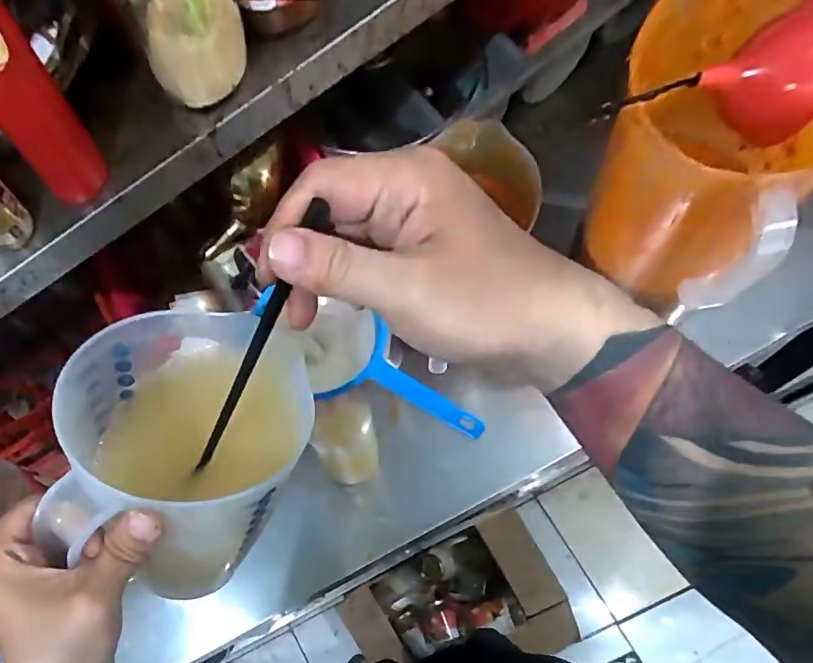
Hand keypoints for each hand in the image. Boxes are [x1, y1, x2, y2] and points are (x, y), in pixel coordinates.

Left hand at [0, 497, 161, 662]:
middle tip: (122, 529)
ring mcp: (10, 583)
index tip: (115, 502)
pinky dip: (84, 562)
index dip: (76, 504)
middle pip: (45, 524)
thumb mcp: (96, 593)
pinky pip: (58, 564)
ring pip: (56, 544)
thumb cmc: (67, 649)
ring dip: (88, 545)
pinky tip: (111, 562)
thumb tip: (151, 511)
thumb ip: (121, 549)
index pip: (35, 506)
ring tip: (121, 545)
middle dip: (85, 527)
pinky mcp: (30, 598)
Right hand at [257, 147, 660, 390]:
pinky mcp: (407, 250)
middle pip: (323, 210)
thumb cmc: (480, 305)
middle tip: (284, 310)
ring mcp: (405, 221)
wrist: (545, 333)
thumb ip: (334, 266)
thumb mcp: (400, 288)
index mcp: (404, 180)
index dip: (284, 226)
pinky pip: (355, 256)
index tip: (267, 281)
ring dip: (311, 276)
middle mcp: (401, 189)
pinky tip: (330, 309)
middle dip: (296, 258)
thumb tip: (271, 250)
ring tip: (303, 320)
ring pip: (334, 237)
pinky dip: (335, 282)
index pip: (319, 184)